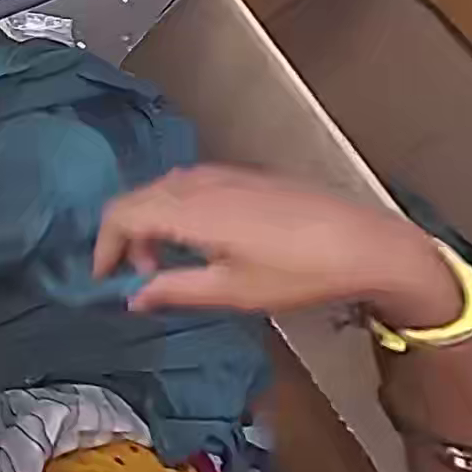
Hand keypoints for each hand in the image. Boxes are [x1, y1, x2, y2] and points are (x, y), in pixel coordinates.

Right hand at [93, 165, 461, 327]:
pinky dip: (168, 212)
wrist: (368, 242)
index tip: (104, 278)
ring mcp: (215, 173)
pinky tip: (192, 239)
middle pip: (133, 200)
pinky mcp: (234, 174)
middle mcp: (193, 182)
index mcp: (188, 209)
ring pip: (155, 192)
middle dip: (123, 238)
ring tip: (164, 262)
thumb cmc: (298, 272)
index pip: (121, 215)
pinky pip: (180, 187)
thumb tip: (131, 297)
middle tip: (138, 276)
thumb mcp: (231, 291)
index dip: (104, 246)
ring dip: (146, 224)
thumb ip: (173, 290)